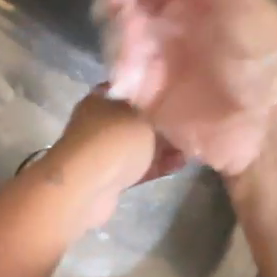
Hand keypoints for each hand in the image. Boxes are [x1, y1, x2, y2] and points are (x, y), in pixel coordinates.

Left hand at [33, 92, 178, 231]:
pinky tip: (181, 163)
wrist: (87, 187)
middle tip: (188, 123)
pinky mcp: (108, 178)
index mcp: (101, 99)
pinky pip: (137, 168)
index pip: (130, 88)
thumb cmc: (116, 140)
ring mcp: (102, 152)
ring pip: (137, 146)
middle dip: (161, 123)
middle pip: (135, 119)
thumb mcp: (145, 116)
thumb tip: (167, 107)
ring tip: (189, 145)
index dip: (153, 89)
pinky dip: (156, 166)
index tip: (176, 94)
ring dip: (161, 147)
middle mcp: (98, 123)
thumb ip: (158, 110)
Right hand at [99, 0, 276, 175]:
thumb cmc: (266, 65)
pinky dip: (120, 69)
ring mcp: (158, 59)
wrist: (265, 132)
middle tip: (120, 3)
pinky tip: (131, 76)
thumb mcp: (250, 9)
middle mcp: (176, 24)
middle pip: (132, 0)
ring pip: (121, 33)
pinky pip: (121, 72)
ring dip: (121, 34)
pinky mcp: (146, 94)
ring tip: (134, 46)